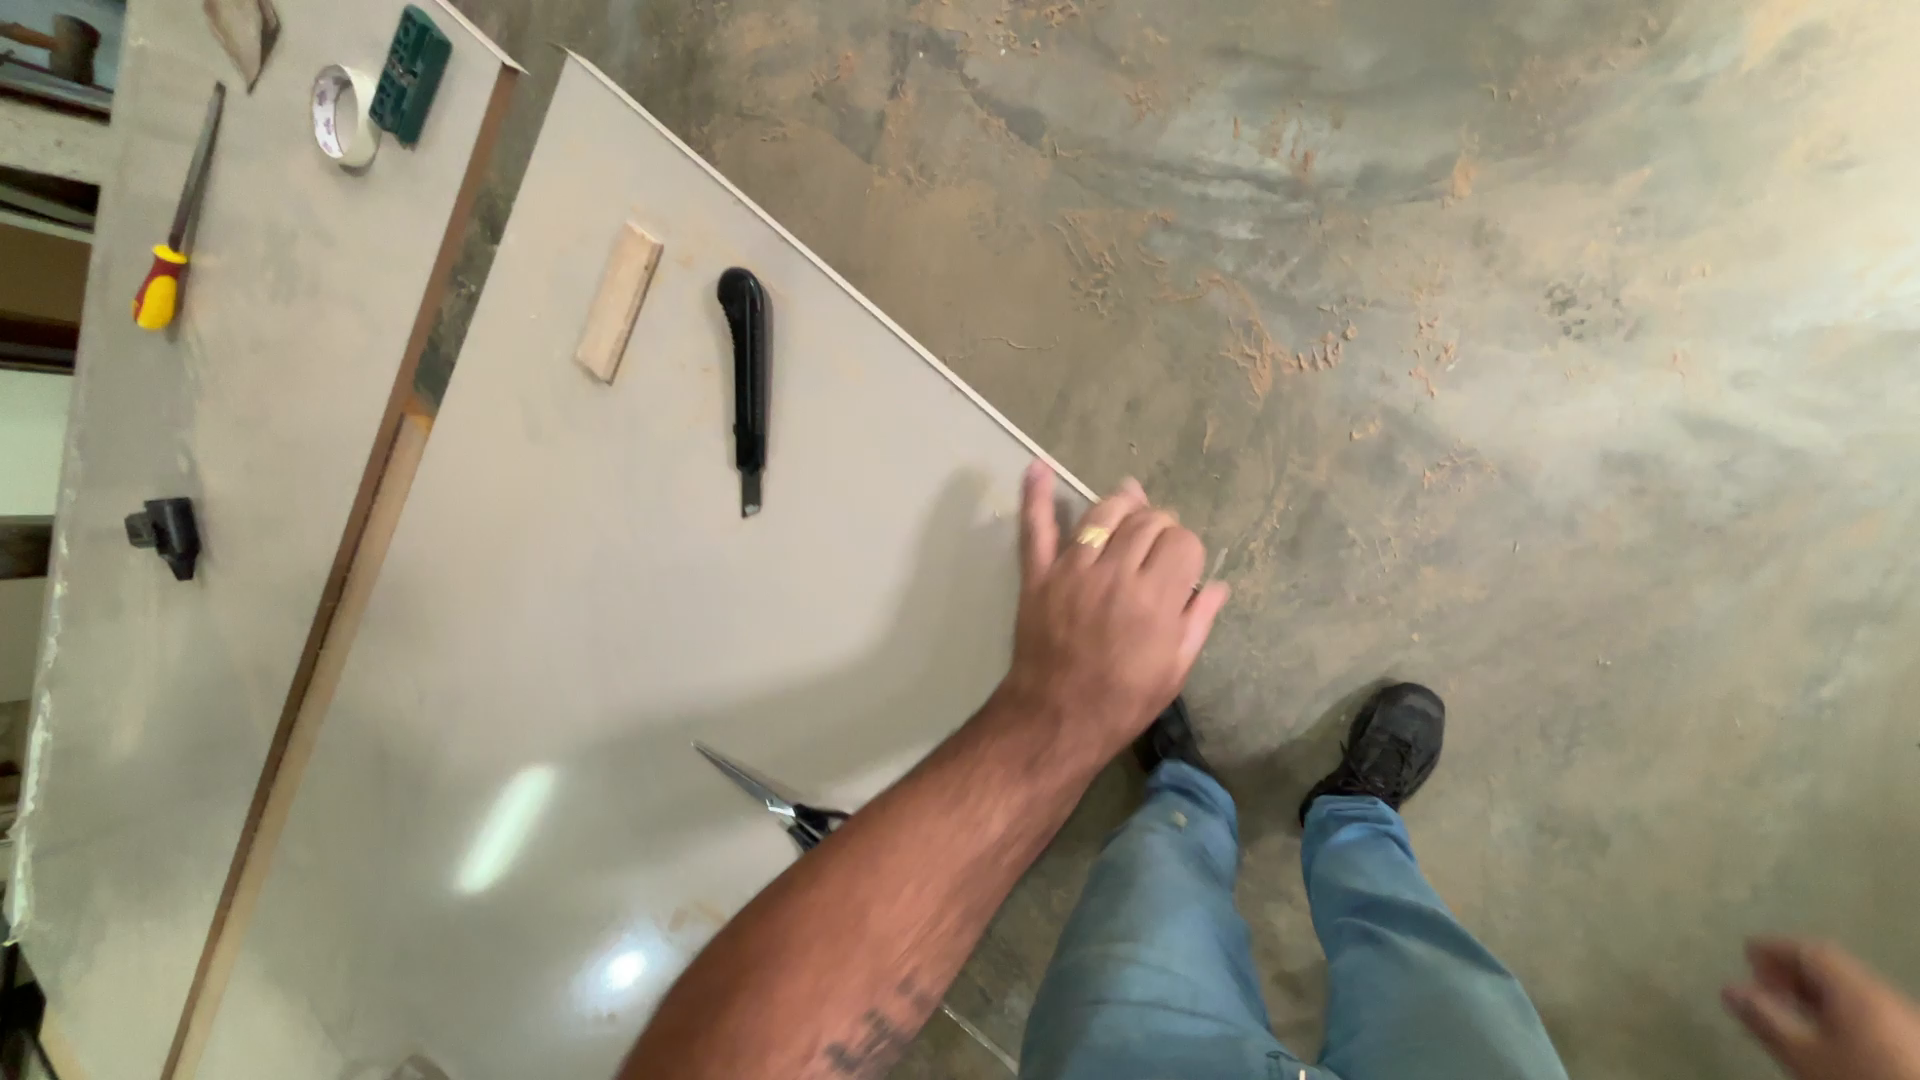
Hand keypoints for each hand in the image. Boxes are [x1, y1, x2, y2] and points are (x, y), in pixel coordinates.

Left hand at [999, 462, 1229, 761]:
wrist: (1057, 717)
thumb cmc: (1123, 700)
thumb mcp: (1175, 669)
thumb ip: (1198, 620)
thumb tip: (1217, 584)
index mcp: (1156, 597)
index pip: (1182, 541)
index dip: (1187, 549)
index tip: (1181, 566)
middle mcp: (1115, 572)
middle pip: (1146, 521)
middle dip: (1160, 524)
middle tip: (1157, 544)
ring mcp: (1072, 569)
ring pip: (1101, 513)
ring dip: (1121, 504)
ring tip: (1130, 503)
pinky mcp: (1038, 575)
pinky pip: (1035, 528)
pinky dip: (1035, 496)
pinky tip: (1037, 468)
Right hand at [1725, 937, 1919, 1079]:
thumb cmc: (1857, 1076)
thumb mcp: (1801, 1052)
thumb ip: (1763, 1017)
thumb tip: (1729, 989)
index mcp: (1856, 989)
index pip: (1808, 949)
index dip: (1772, 947)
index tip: (1745, 959)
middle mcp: (1885, 994)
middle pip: (1831, 967)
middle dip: (1791, 971)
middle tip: (1764, 988)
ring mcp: (1906, 1017)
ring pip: (1851, 989)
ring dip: (1815, 992)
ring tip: (1791, 1012)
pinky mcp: (1914, 1038)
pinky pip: (1870, 1009)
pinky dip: (1840, 1009)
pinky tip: (1828, 1032)